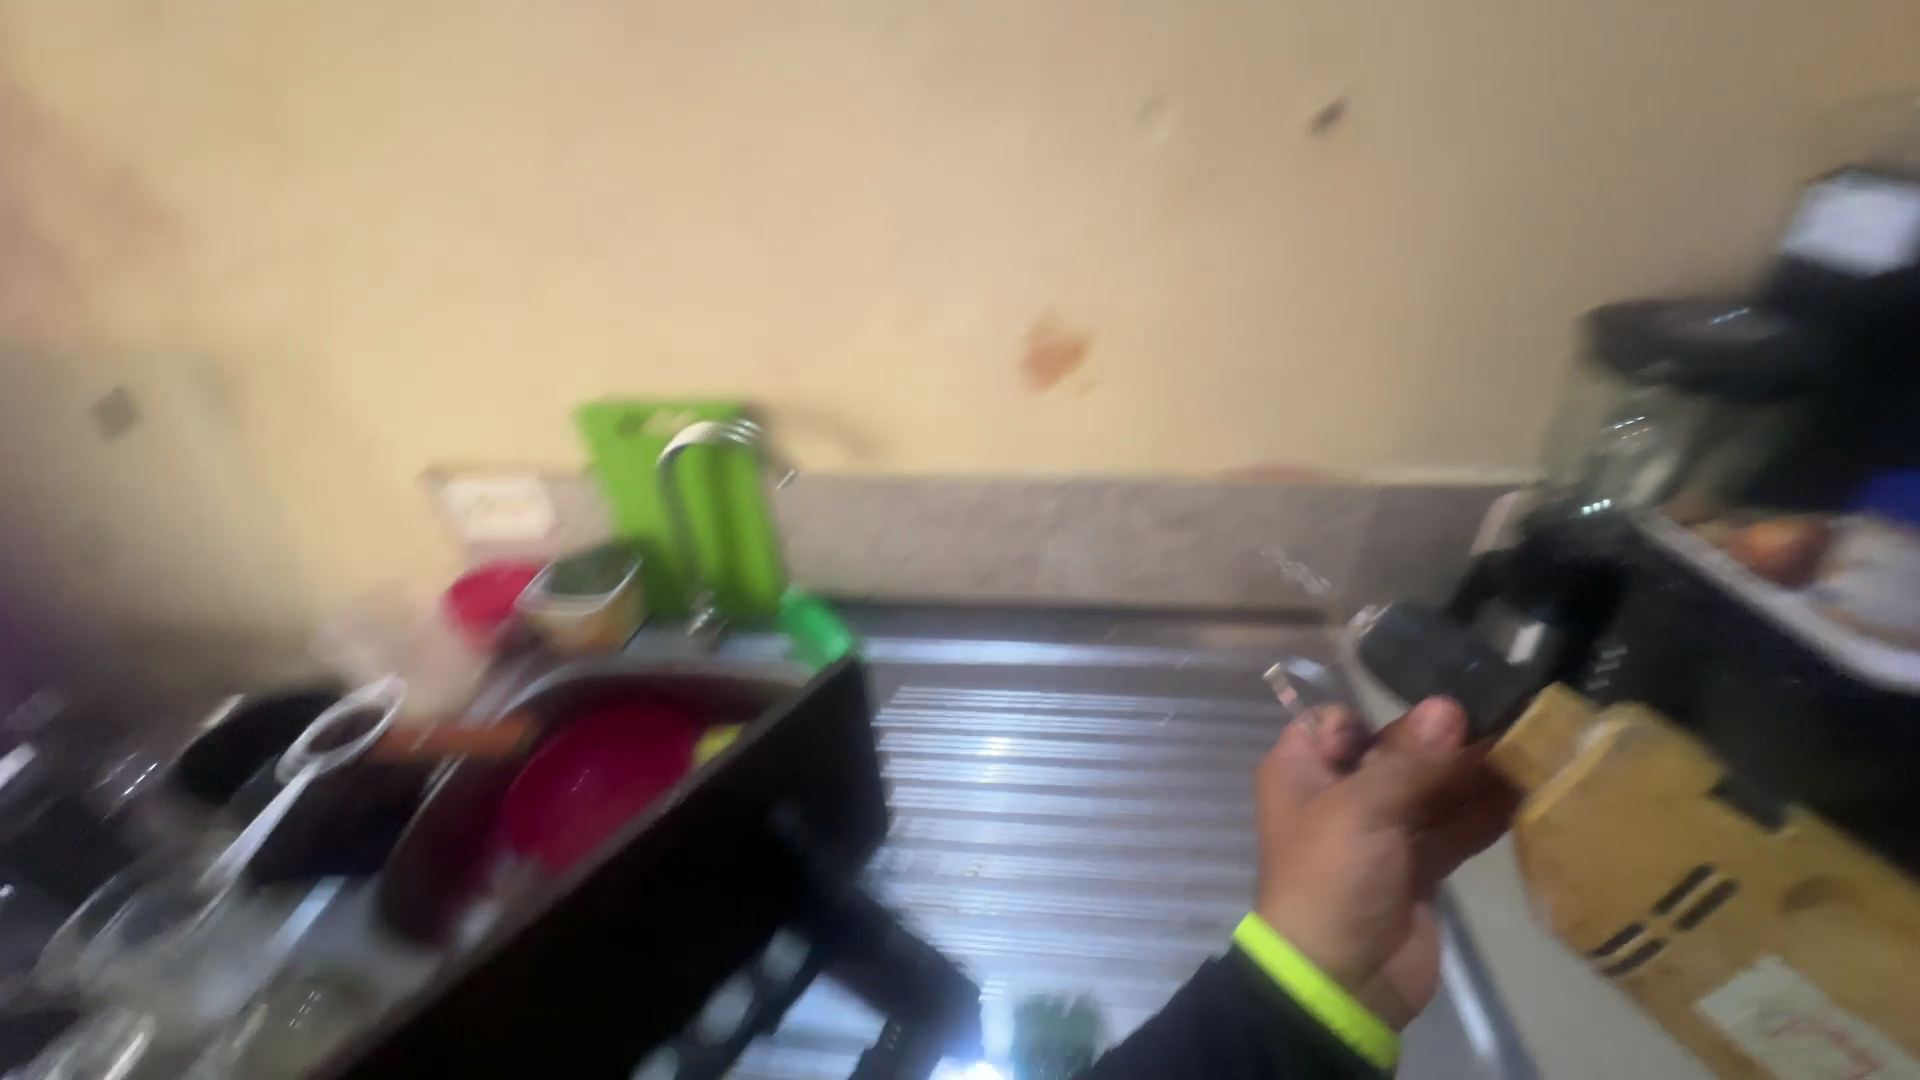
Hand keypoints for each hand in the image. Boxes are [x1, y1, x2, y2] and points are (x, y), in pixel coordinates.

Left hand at [1254, 698, 1517, 1028]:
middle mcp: (1337, 792)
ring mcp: (1378, 831)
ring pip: (1427, 790)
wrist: (1341, 977)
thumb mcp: (1360, 809)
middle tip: (1508, 721)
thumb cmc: (1330, 875)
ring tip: (1530, 749)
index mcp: (1302, 769)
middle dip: (1442, 743)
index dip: (1383, 717)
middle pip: (1392, 754)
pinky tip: (1526, 792)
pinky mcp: (1416, 867)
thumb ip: (1407, 760)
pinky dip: (1481, 814)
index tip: (1442, 710)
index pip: (1339, 723)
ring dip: (1471, 775)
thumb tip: (1448, 706)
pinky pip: (1450, 829)